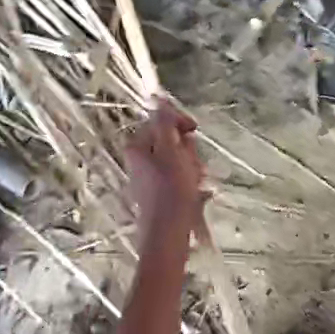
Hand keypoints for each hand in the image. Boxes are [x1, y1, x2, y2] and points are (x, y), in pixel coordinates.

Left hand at [126, 98, 203, 238]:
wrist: (168, 236)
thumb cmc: (170, 191)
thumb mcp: (170, 151)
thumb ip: (164, 123)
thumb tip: (157, 97)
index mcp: (137, 146)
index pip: (161, 121)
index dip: (180, 123)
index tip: (195, 130)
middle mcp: (139, 160)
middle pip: (171, 141)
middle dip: (188, 151)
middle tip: (194, 166)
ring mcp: (149, 178)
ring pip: (179, 160)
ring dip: (192, 167)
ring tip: (196, 183)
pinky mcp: (159, 194)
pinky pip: (179, 178)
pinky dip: (190, 183)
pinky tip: (197, 194)